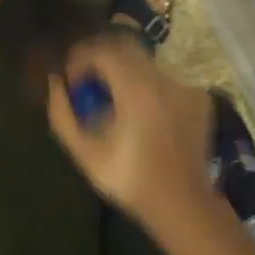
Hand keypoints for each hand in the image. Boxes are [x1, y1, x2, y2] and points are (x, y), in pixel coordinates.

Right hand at [46, 35, 215, 226]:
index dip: (80, 59)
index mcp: (137, 91)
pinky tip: (144, 118)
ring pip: (147, 65)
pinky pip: (166, 82)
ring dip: (125, 77)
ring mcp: (186, 88)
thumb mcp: (87, 154)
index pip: (103, 51)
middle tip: (89, 88)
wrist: (182, 204)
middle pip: (126, 50)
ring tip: (115, 106)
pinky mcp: (199, 99)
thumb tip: (55, 85)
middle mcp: (165, 80)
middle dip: (101, 63)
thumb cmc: (131, 181)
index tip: (72, 82)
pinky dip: (148, 90)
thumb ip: (63, 116)